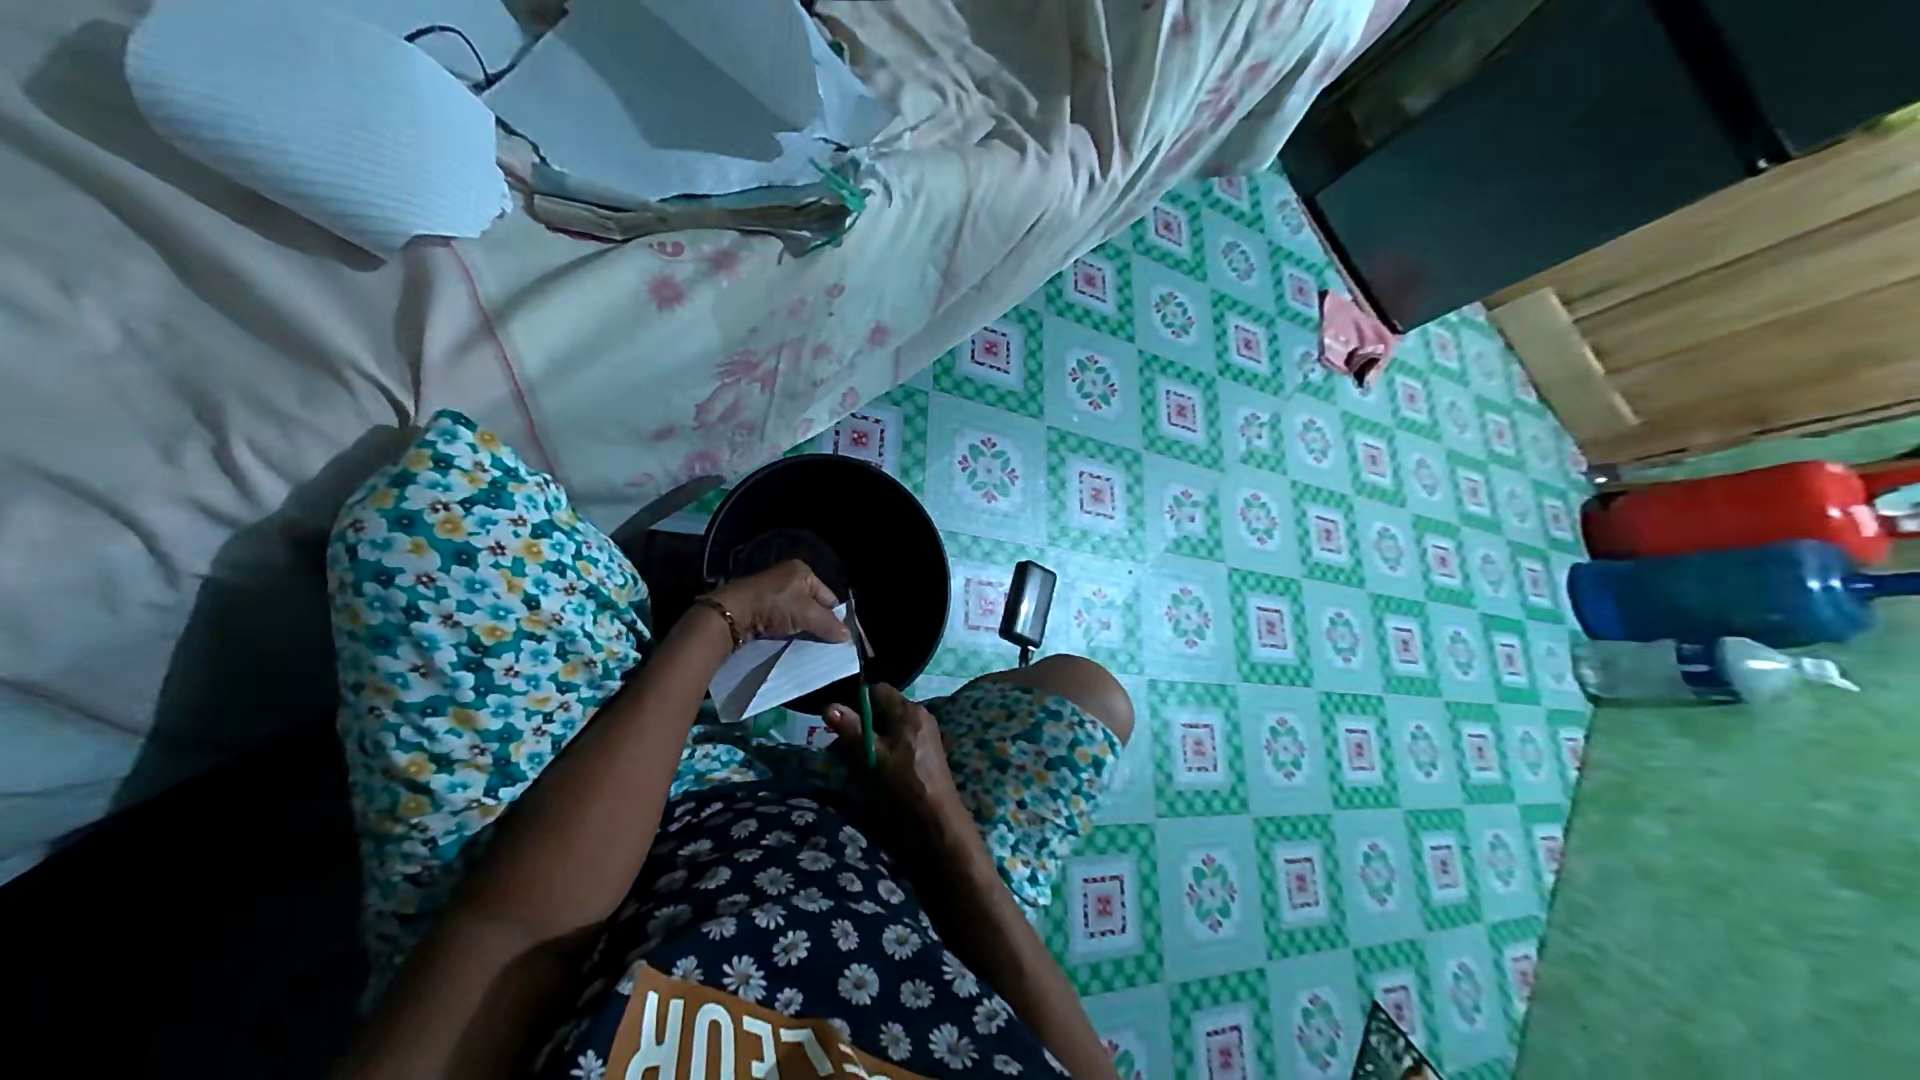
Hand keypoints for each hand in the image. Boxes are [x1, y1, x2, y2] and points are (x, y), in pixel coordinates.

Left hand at [705, 559, 847, 643]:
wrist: (734, 612)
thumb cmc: (774, 606)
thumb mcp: (807, 614)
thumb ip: (829, 624)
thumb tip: (847, 636)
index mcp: (803, 571)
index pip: (828, 597)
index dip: (832, 616)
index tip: (834, 635)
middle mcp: (789, 576)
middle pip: (813, 604)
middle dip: (816, 621)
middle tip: (819, 639)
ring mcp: (773, 589)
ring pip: (797, 612)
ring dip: (800, 626)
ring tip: (802, 640)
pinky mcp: (761, 603)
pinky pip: (782, 617)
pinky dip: (786, 627)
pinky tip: (786, 637)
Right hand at [824, 684, 964, 826]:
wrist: (937, 811)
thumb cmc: (904, 779)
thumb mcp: (874, 754)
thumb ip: (852, 729)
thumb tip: (829, 706)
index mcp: (908, 709)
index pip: (879, 690)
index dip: (859, 700)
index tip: (845, 719)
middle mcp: (921, 712)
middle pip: (887, 705)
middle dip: (867, 719)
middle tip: (850, 740)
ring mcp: (928, 728)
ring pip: (895, 720)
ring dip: (878, 732)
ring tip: (864, 753)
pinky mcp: (930, 743)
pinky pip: (905, 732)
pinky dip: (891, 740)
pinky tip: (883, 760)